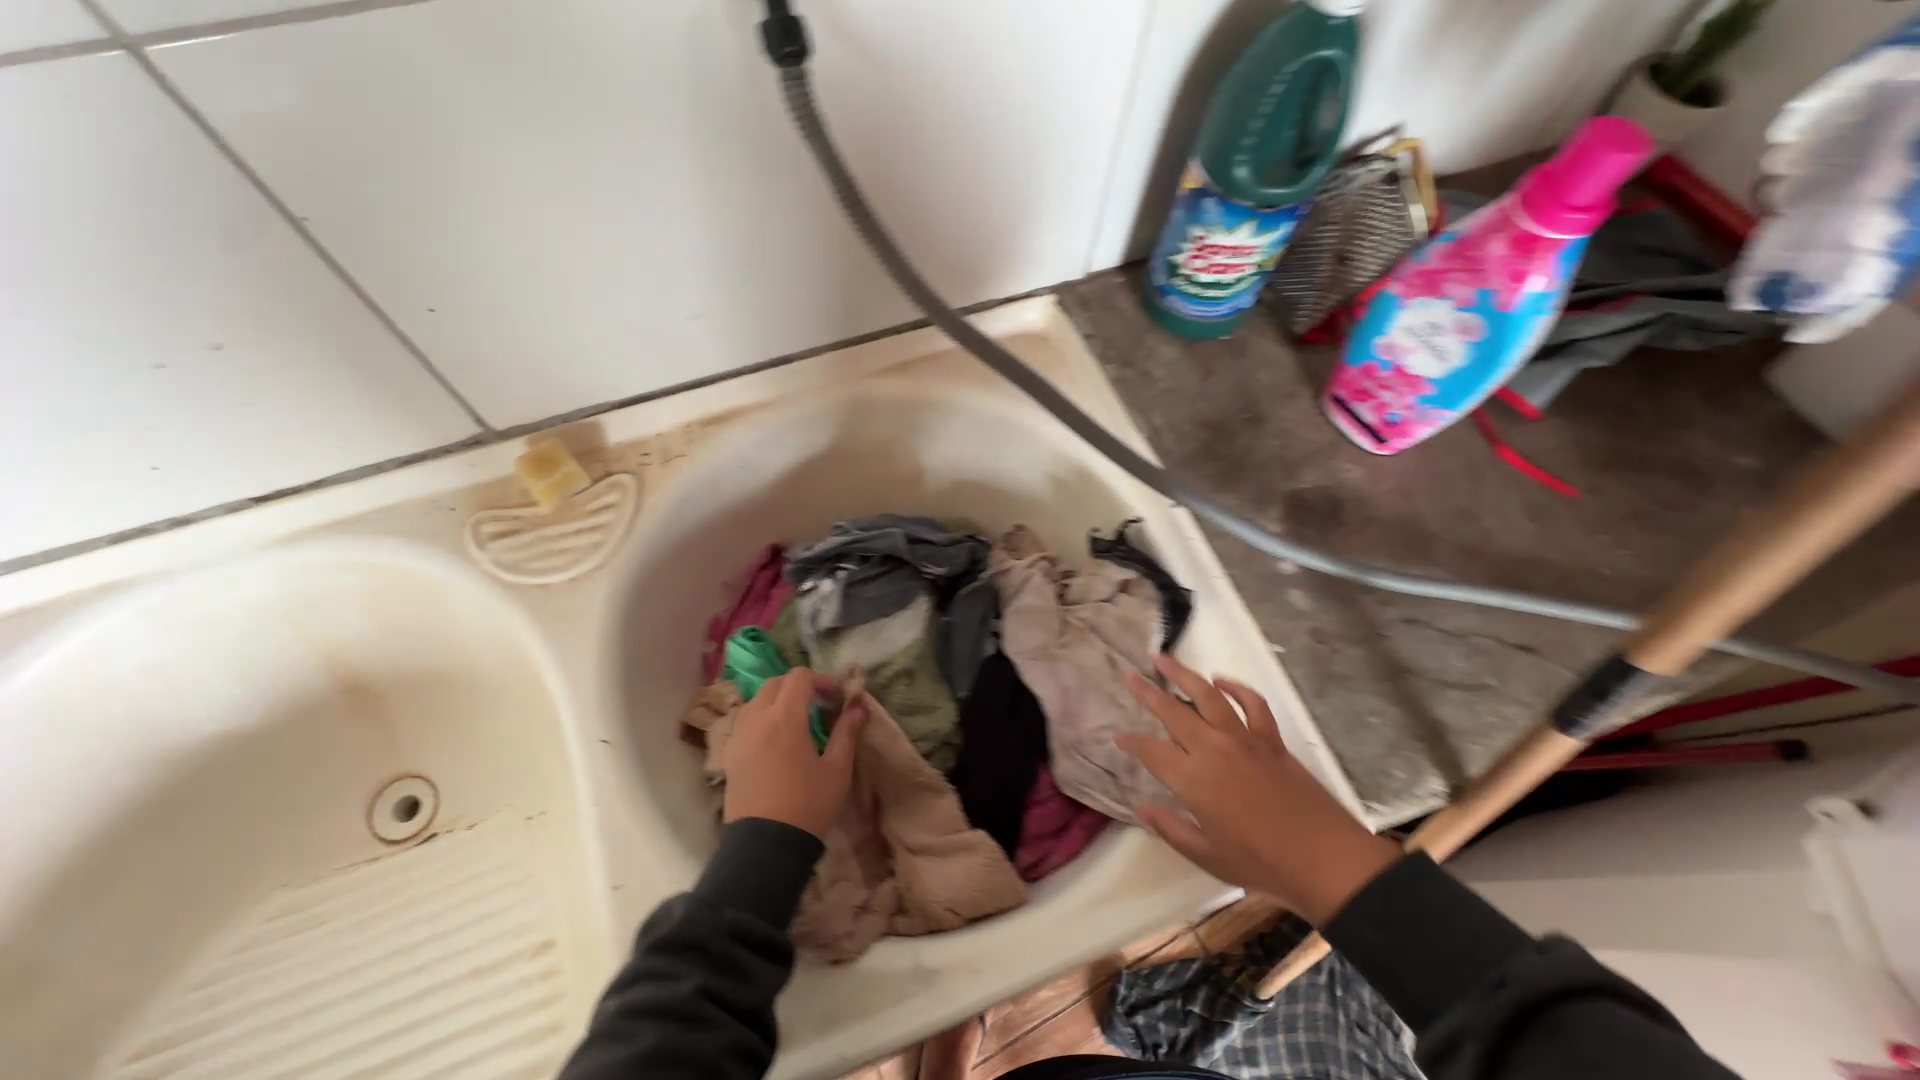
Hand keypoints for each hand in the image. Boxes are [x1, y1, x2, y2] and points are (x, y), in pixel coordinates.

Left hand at [723, 669, 866, 838]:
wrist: (765, 845)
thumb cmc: (807, 805)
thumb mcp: (837, 770)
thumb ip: (847, 733)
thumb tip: (859, 707)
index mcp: (785, 718)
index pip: (799, 678)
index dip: (821, 680)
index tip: (837, 698)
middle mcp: (757, 719)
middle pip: (775, 683)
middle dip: (799, 687)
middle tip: (819, 705)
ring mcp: (739, 737)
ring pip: (756, 701)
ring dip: (778, 701)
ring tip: (797, 722)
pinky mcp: (730, 755)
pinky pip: (745, 722)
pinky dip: (762, 718)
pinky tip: (776, 741)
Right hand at [1117, 654, 1398, 925]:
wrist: (1324, 858)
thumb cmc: (1260, 862)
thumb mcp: (1206, 856)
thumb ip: (1171, 828)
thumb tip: (1142, 807)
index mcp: (1192, 779)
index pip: (1151, 751)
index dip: (1132, 742)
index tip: (1118, 736)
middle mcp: (1213, 749)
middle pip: (1173, 711)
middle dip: (1148, 692)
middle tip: (1130, 675)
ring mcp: (1244, 739)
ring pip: (1208, 696)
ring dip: (1184, 675)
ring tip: (1165, 659)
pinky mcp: (1271, 740)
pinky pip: (1252, 704)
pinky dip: (1236, 688)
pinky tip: (1221, 681)